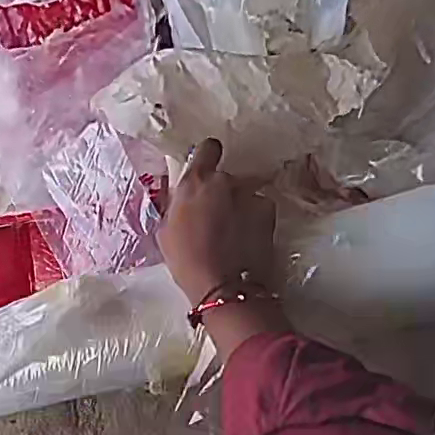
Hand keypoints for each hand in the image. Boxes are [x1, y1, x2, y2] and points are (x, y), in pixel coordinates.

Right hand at [159, 138, 278, 305]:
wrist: (223, 286)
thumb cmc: (186, 262)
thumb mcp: (165, 232)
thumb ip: (176, 206)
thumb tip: (182, 197)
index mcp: (195, 182)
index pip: (207, 148)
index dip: (208, 157)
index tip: (207, 170)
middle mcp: (224, 180)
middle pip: (225, 178)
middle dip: (221, 193)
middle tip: (215, 220)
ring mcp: (249, 193)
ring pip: (243, 193)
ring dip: (238, 206)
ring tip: (232, 234)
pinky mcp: (268, 210)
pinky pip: (259, 208)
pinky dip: (254, 219)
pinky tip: (246, 240)